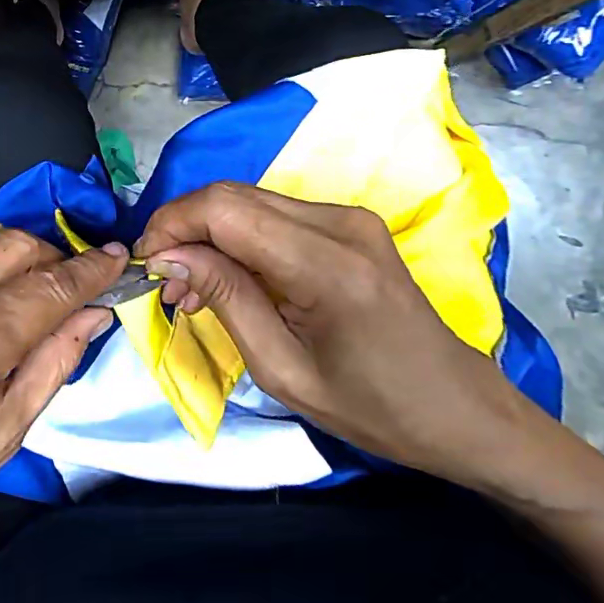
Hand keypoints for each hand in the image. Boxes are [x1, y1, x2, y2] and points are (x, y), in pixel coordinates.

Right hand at [135, 183, 539, 487]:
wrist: (455, 404)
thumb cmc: (372, 407)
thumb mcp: (284, 370)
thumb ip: (227, 299)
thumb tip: (170, 256)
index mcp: (327, 263)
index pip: (226, 208)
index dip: (173, 225)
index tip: (148, 266)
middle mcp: (340, 221)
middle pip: (236, 195)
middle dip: (188, 229)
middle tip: (169, 286)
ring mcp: (350, 217)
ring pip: (254, 202)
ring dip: (214, 235)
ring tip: (196, 292)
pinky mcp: (353, 224)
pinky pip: (279, 216)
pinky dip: (245, 239)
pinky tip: (237, 280)